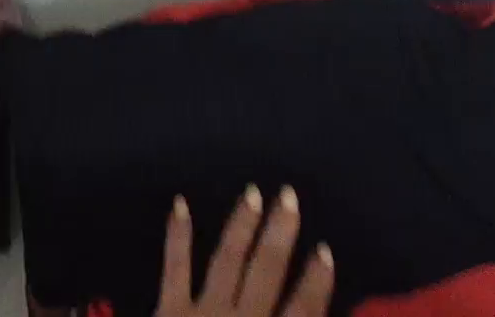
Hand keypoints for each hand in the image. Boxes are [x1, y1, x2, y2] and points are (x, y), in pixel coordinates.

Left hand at [156, 185, 334, 316]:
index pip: (301, 313)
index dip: (316, 283)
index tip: (325, 249)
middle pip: (266, 272)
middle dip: (280, 233)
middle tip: (289, 195)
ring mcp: (201, 313)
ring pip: (227, 260)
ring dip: (241, 225)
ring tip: (252, 191)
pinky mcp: (169, 310)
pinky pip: (174, 267)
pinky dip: (177, 235)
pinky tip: (178, 202)